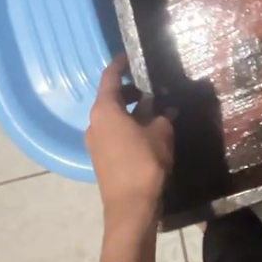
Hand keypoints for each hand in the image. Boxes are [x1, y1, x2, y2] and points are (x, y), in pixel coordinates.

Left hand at [86, 62, 173, 227]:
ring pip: (112, 115)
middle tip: (152, 84)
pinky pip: (113, 131)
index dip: (121, 63)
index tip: (132, 55)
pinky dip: (128, 124)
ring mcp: (96, 141)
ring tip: (155, 107)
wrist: (131, 207)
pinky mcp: (102, 157)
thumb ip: (162, 115)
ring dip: (131, 109)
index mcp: (104, 110)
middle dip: (130, 89)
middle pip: (110, 96)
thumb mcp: (161, 132)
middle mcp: (94, 122)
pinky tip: (149, 128)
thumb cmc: (144, 162)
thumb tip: (166, 107)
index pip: (110, 77)